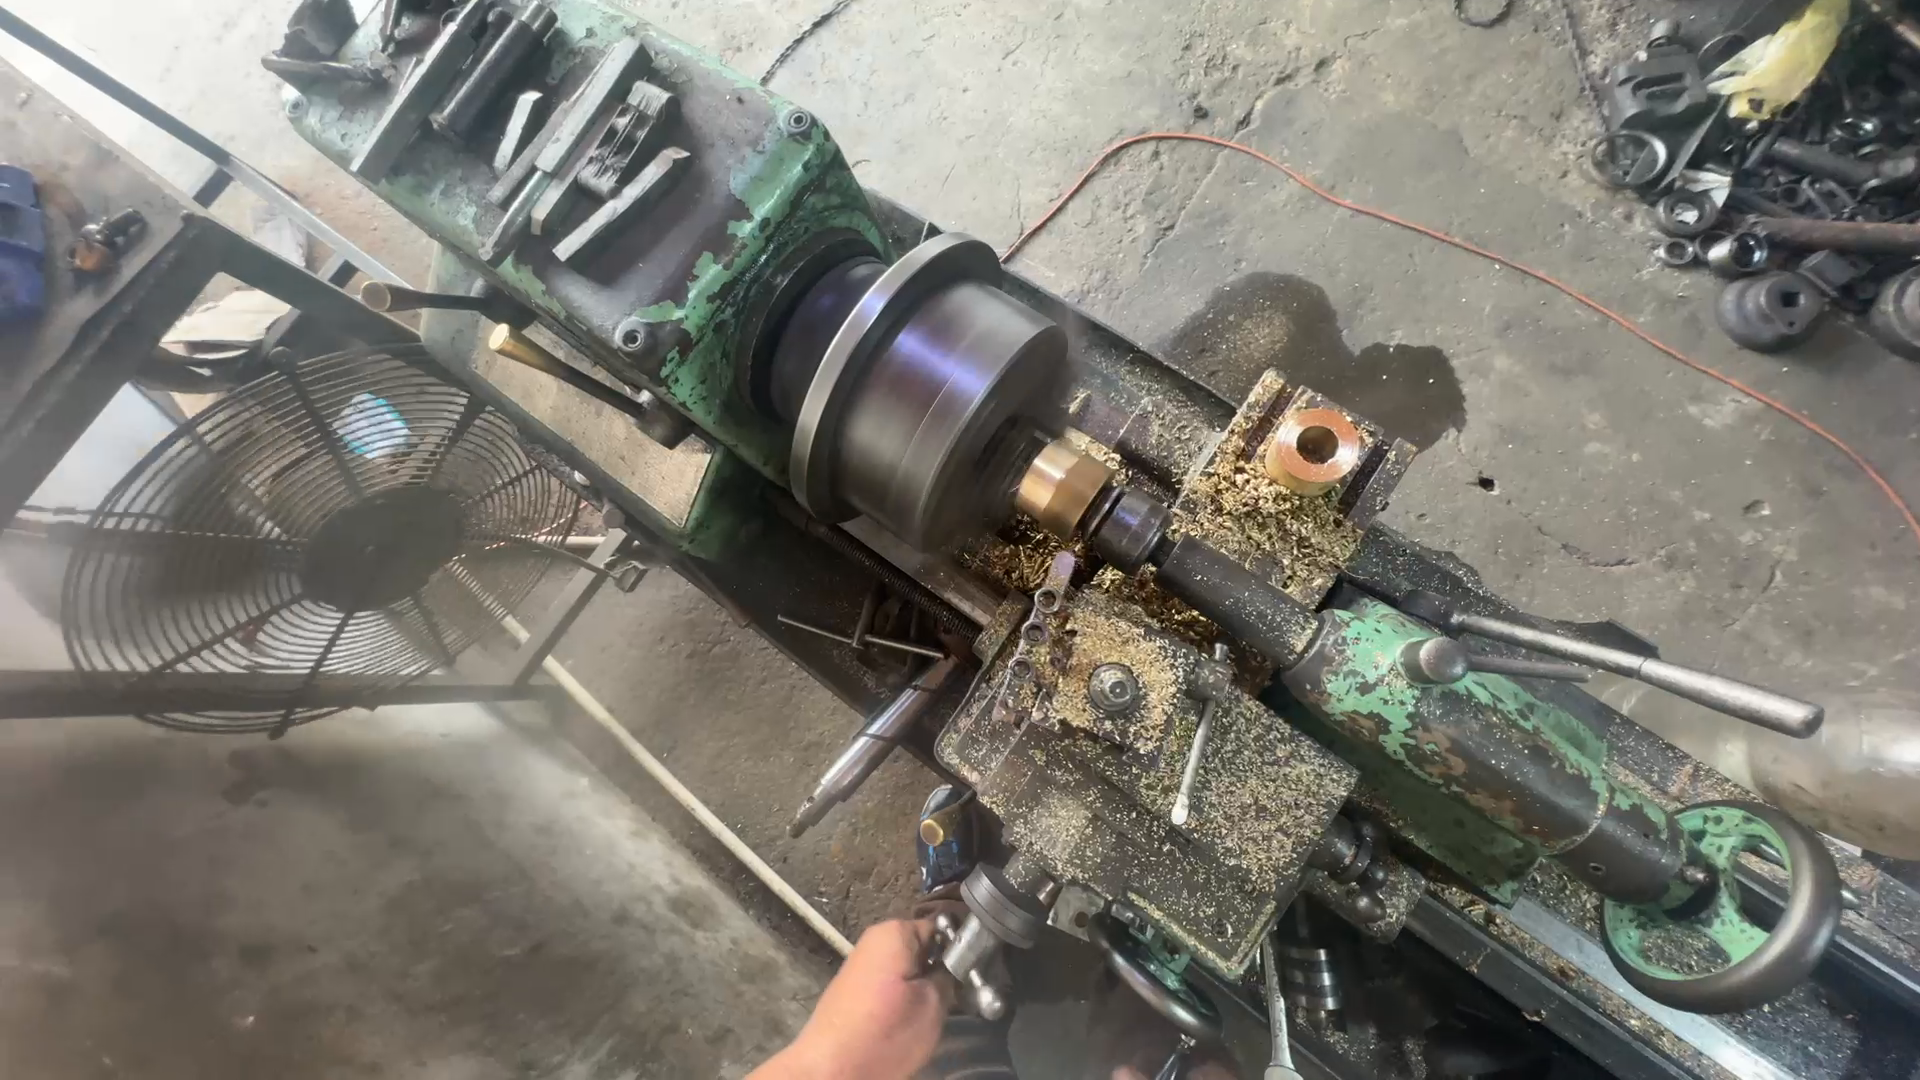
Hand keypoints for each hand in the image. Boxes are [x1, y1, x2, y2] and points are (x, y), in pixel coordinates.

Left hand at [750, 918, 953, 1079]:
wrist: (829, 1071)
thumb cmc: (883, 1035)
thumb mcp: (931, 1007)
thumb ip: (949, 978)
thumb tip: (952, 968)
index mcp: (895, 931)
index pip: (942, 928)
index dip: (960, 951)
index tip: (972, 976)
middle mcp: (876, 939)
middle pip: (922, 948)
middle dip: (938, 972)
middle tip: (952, 1001)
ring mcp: (862, 963)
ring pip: (907, 969)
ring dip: (920, 989)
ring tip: (927, 1017)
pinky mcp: (854, 988)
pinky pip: (890, 984)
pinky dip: (901, 1000)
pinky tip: (904, 1025)